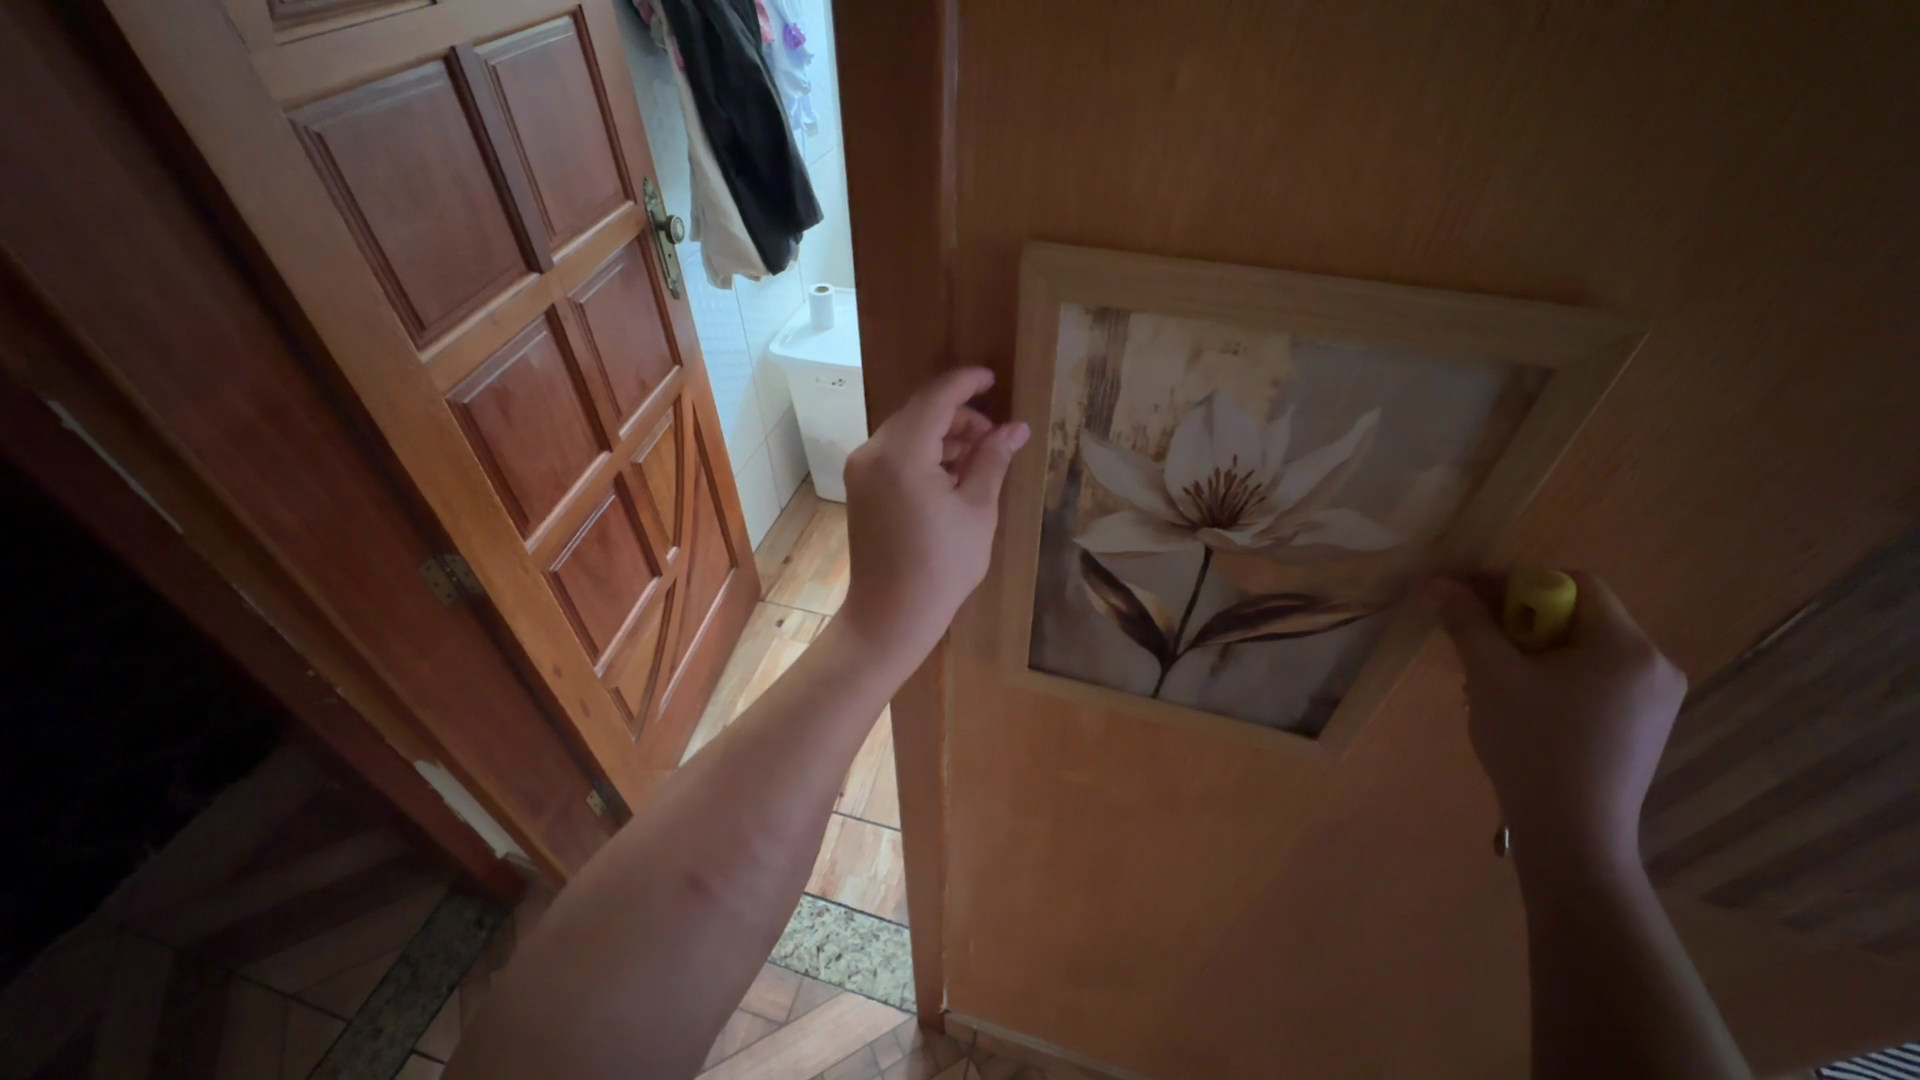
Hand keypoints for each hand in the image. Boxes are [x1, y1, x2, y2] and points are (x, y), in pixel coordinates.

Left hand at [839, 367, 1029, 661]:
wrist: (891, 615)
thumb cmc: (942, 566)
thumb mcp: (977, 510)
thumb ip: (993, 459)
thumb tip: (1016, 428)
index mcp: (902, 453)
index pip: (936, 398)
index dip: (966, 383)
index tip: (992, 379)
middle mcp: (873, 452)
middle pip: (919, 413)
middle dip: (959, 416)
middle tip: (996, 438)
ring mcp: (861, 470)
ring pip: (907, 433)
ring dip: (943, 435)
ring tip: (980, 459)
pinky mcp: (860, 488)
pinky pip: (895, 454)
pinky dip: (924, 454)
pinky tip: (952, 475)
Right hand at [1428, 571, 1686, 863]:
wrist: (1571, 833)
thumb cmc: (1532, 745)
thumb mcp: (1490, 676)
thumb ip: (1466, 622)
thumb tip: (1436, 582)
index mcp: (1628, 647)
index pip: (1574, 584)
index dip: (1517, 581)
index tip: (1468, 594)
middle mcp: (1654, 666)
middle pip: (1579, 616)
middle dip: (1518, 619)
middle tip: (1471, 637)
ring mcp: (1654, 700)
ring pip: (1581, 649)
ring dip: (1529, 649)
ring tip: (1486, 676)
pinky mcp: (1641, 726)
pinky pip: (1592, 679)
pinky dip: (1551, 675)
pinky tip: (1518, 701)